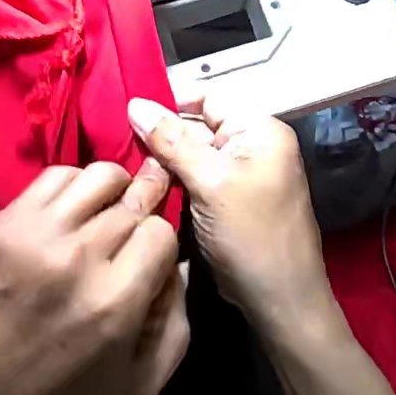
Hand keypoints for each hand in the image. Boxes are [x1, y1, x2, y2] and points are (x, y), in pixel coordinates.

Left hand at [0, 159, 189, 394]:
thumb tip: (181, 264)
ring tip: (108, 217)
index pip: (161, 232)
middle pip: (135, 201)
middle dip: (143, 216)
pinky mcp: (2, 225)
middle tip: (132, 239)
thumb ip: (175, 326)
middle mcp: (77, 258)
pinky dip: (78, 185)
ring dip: (116, 192)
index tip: (149, 266)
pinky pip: (57, 175)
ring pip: (101, 176)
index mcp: (114, 302)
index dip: (162, 247)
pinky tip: (75, 214)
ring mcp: (34, 235)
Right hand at [127, 96, 333, 340]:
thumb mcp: (210, 182)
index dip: (171, 101)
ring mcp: (241, 174)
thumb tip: (135, 103)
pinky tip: (144, 183)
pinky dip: (174, 179)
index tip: (127, 112)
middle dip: (163, 133)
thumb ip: (172, 141)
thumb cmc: (250, 234)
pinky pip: (197, 178)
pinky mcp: (228, 199)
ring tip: (123, 161)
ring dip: (164, 159)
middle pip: (199, 125)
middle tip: (117, 142)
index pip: (210, 96)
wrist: (279, 298)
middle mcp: (253, 145)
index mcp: (260, 130)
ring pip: (193, 154)